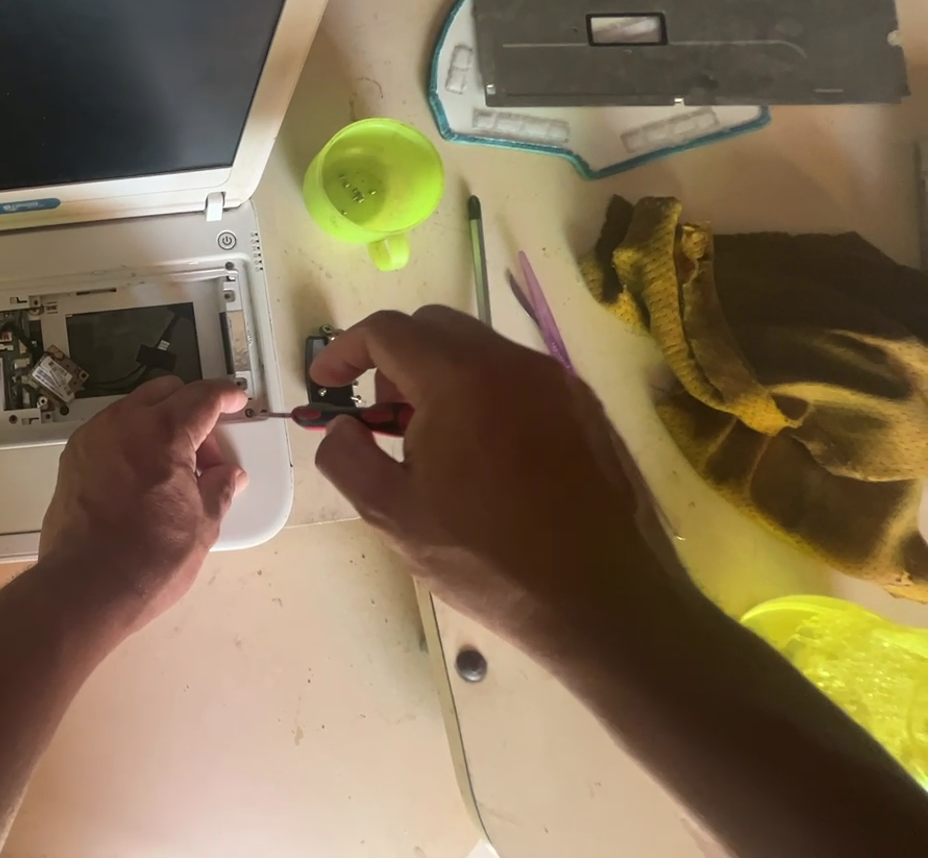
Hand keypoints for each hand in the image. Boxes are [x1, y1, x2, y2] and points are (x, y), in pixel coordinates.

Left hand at [38, 377, 250, 631]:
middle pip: (165, 392)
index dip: (226, 395)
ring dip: (159, 422)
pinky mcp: (73, 454)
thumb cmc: (147, 559)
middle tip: (206, 449)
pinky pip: (110, 430)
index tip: (236, 400)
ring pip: (134, 407)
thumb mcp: (202, 525)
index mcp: (162, 433)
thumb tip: (228, 475)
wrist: (87, 584)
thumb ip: (219, 487)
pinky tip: (142, 475)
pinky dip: (131, 437)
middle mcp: (124, 423)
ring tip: (174, 467)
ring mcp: (94, 436)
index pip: (202, 396)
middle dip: (191, 408)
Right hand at [311, 306, 682, 655]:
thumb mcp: (389, 511)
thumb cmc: (488, 557)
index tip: (324, 386)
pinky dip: (475, 389)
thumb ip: (345, 455)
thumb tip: (344, 427)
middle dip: (388, 357)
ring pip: (475, 347)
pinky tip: (475, 451)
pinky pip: (513, 375)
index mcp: (460, 381)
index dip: (342, 352)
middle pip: (431, 326)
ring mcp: (558, 384)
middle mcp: (513, 365)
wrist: (609, 606)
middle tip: (375, 411)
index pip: (385, 331)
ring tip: (423, 437)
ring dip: (432, 373)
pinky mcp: (585, 410)